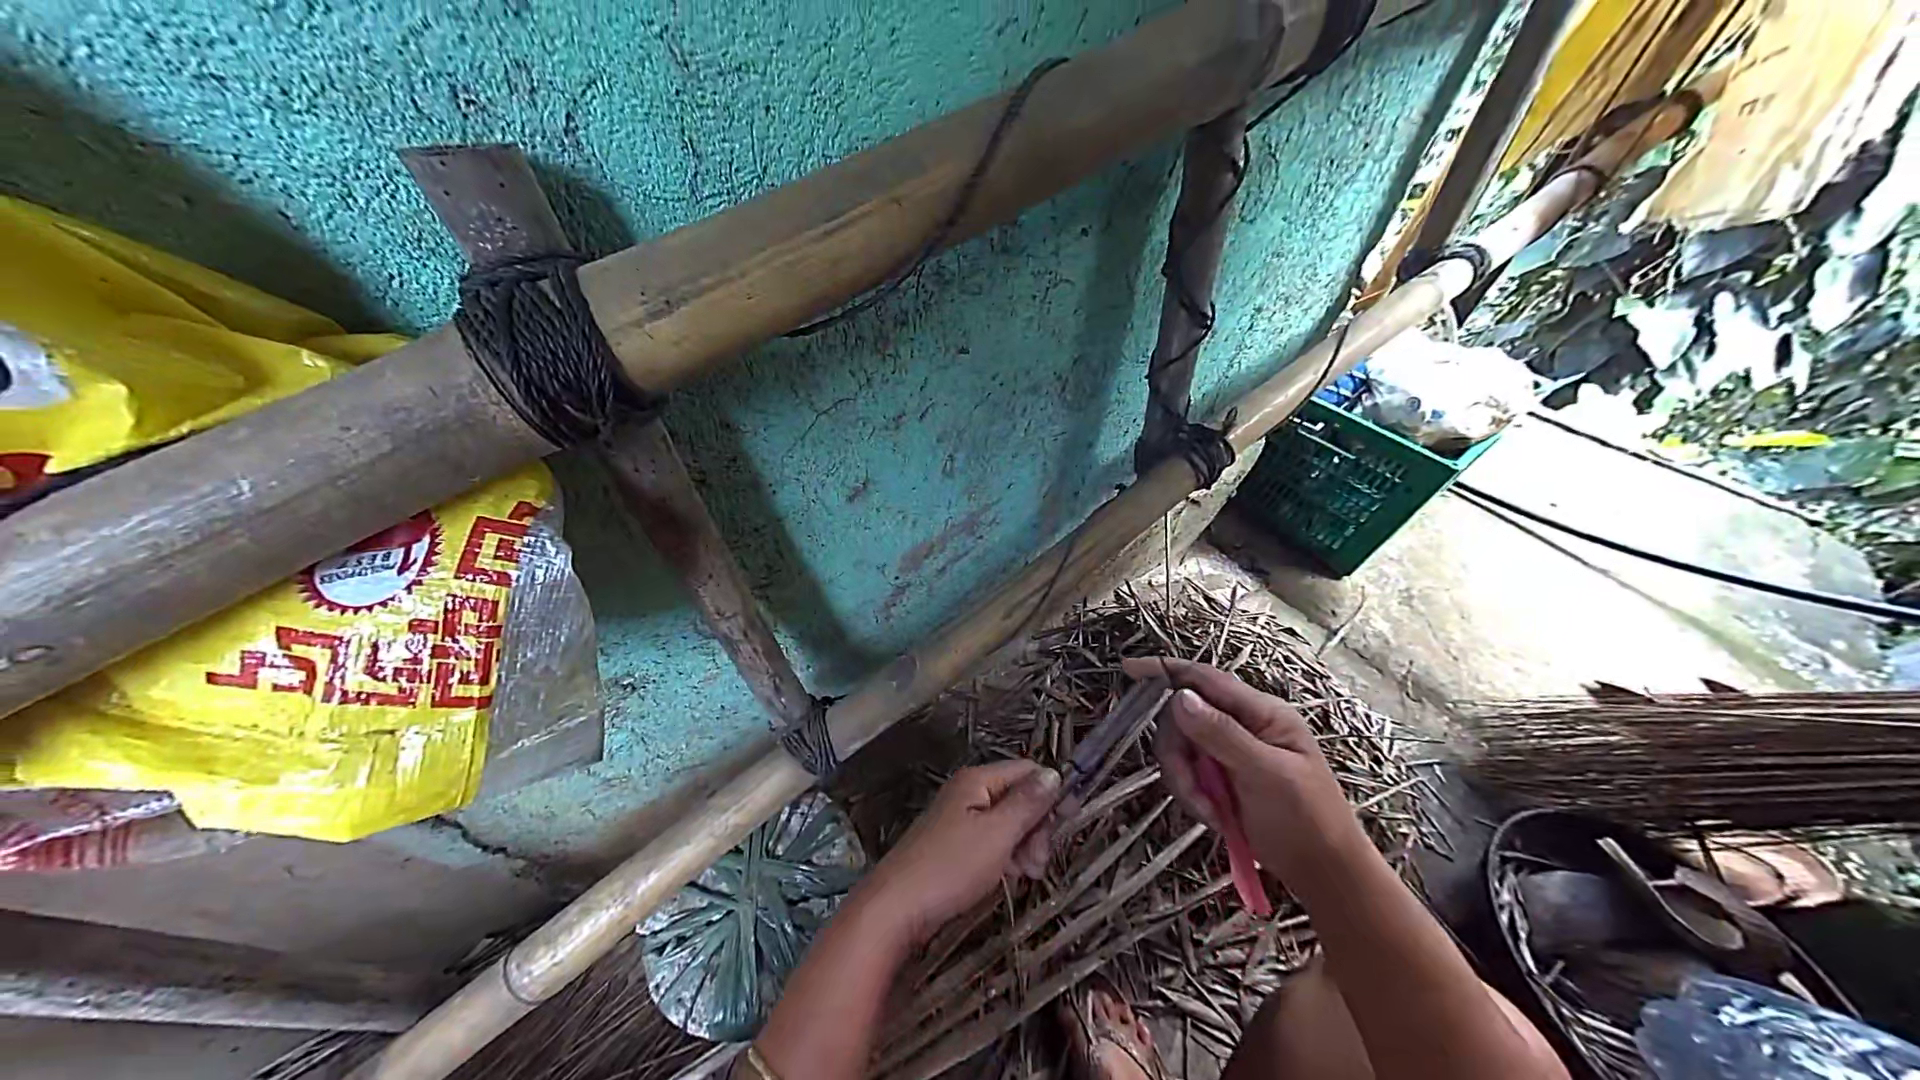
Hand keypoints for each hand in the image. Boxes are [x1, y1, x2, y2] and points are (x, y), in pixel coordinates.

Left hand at [854, 760, 1061, 945]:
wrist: (895, 909)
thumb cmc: (949, 868)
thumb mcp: (997, 835)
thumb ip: (1028, 803)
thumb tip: (1055, 773)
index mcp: (978, 781)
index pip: (1028, 771)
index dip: (1051, 795)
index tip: (1064, 826)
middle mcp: (969, 793)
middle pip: (1020, 797)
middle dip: (1037, 827)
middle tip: (1037, 861)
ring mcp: (960, 820)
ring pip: (1008, 824)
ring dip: (1024, 846)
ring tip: (1024, 874)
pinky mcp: (955, 846)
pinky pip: (992, 842)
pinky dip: (1006, 857)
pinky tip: (1009, 877)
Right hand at [1122, 656, 1367, 889]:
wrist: (1325, 873)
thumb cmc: (1308, 820)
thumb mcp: (1266, 774)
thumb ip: (1222, 734)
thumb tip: (1180, 697)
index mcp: (1262, 713)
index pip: (1205, 679)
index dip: (1165, 670)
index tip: (1129, 668)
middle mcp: (1242, 724)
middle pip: (1183, 718)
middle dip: (1178, 754)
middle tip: (1193, 790)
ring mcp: (1230, 751)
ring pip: (1180, 747)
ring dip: (1184, 781)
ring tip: (1208, 811)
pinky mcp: (1221, 776)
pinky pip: (1187, 773)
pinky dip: (1191, 794)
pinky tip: (1213, 816)